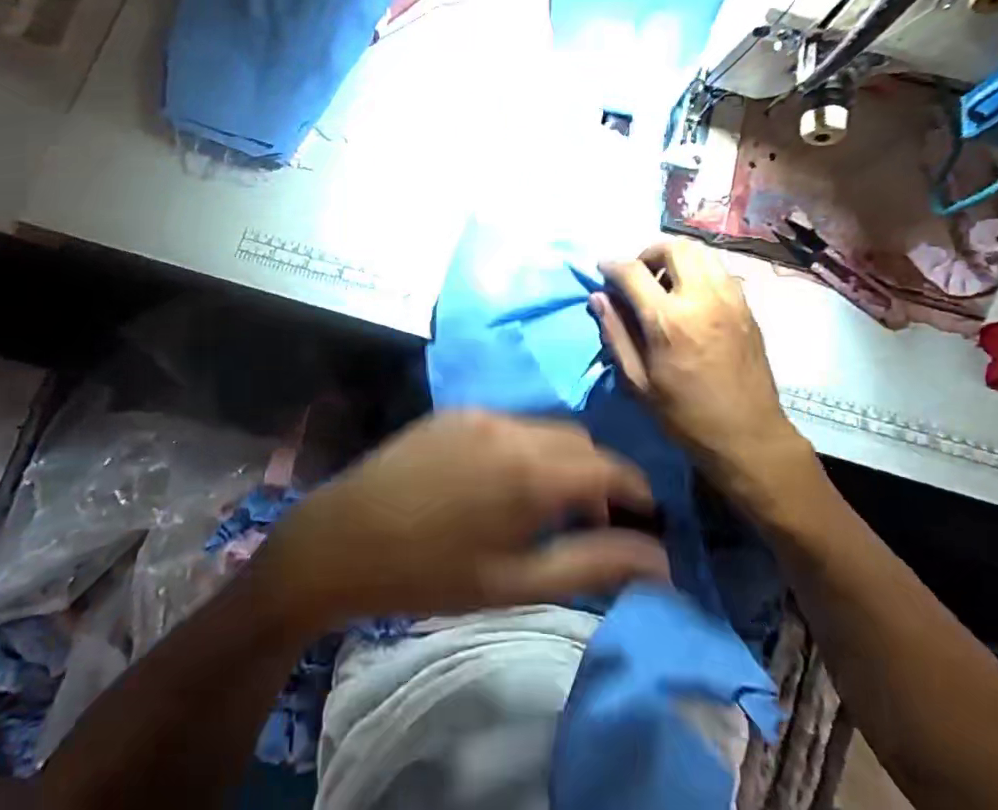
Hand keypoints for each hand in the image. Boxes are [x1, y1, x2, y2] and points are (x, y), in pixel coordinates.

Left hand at [251, 411, 668, 630]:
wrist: (334, 545)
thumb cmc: (429, 575)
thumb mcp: (516, 584)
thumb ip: (595, 565)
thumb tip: (663, 562)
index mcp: (534, 471)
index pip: (613, 468)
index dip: (638, 492)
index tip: (648, 519)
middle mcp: (516, 427)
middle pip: (585, 444)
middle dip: (603, 478)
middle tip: (598, 522)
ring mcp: (483, 413)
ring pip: (551, 429)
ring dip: (567, 461)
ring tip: (550, 506)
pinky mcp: (457, 412)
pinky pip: (515, 423)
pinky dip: (532, 448)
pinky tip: (506, 484)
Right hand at [593, 239, 820, 514]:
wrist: (747, 433)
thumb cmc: (685, 416)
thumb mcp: (639, 382)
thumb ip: (617, 334)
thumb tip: (599, 298)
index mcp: (669, 320)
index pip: (633, 271)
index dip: (612, 265)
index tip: (603, 270)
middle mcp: (702, 297)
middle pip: (673, 246)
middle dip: (648, 252)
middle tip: (638, 275)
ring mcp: (730, 297)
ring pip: (701, 252)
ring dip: (677, 258)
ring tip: (665, 284)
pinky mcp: (747, 305)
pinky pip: (720, 270)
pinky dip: (700, 270)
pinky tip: (692, 297)